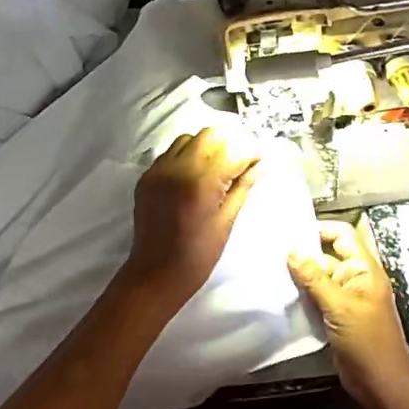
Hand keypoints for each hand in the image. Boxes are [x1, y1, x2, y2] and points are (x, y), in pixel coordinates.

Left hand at [123, 128, 261, 299]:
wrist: (155, 273)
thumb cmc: (198, 255)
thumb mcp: (226, 221)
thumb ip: (243, 187)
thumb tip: (263, 165)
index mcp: (201, 181)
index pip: (232, 151)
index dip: (249, 154)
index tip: (258, 162)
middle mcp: (177, 168)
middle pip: (208, 135)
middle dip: (227, 145)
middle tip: (238, 164)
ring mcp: (158, 171)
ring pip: (186, 140)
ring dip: (205, 148)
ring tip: (215, 170)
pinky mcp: (146, 177)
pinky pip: (169, 154)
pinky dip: (185, 157)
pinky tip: (193, 177)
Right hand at [288, 220, 408, 408]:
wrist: (381, 385)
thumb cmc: (367, 342)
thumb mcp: (340, 306)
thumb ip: (315, 278)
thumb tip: (292, 251)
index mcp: (364, 270)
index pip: (343, 235)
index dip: (321, 229)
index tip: (292, 231)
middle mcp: (355, 280)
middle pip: (327, 255)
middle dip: (303, 253)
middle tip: (272, 251)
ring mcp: (345, 299)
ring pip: (319, 278)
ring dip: (299, 276)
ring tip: (271, 270)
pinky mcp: (335, 316)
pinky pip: (316, 297)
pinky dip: (301, 295)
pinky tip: (281, 294)